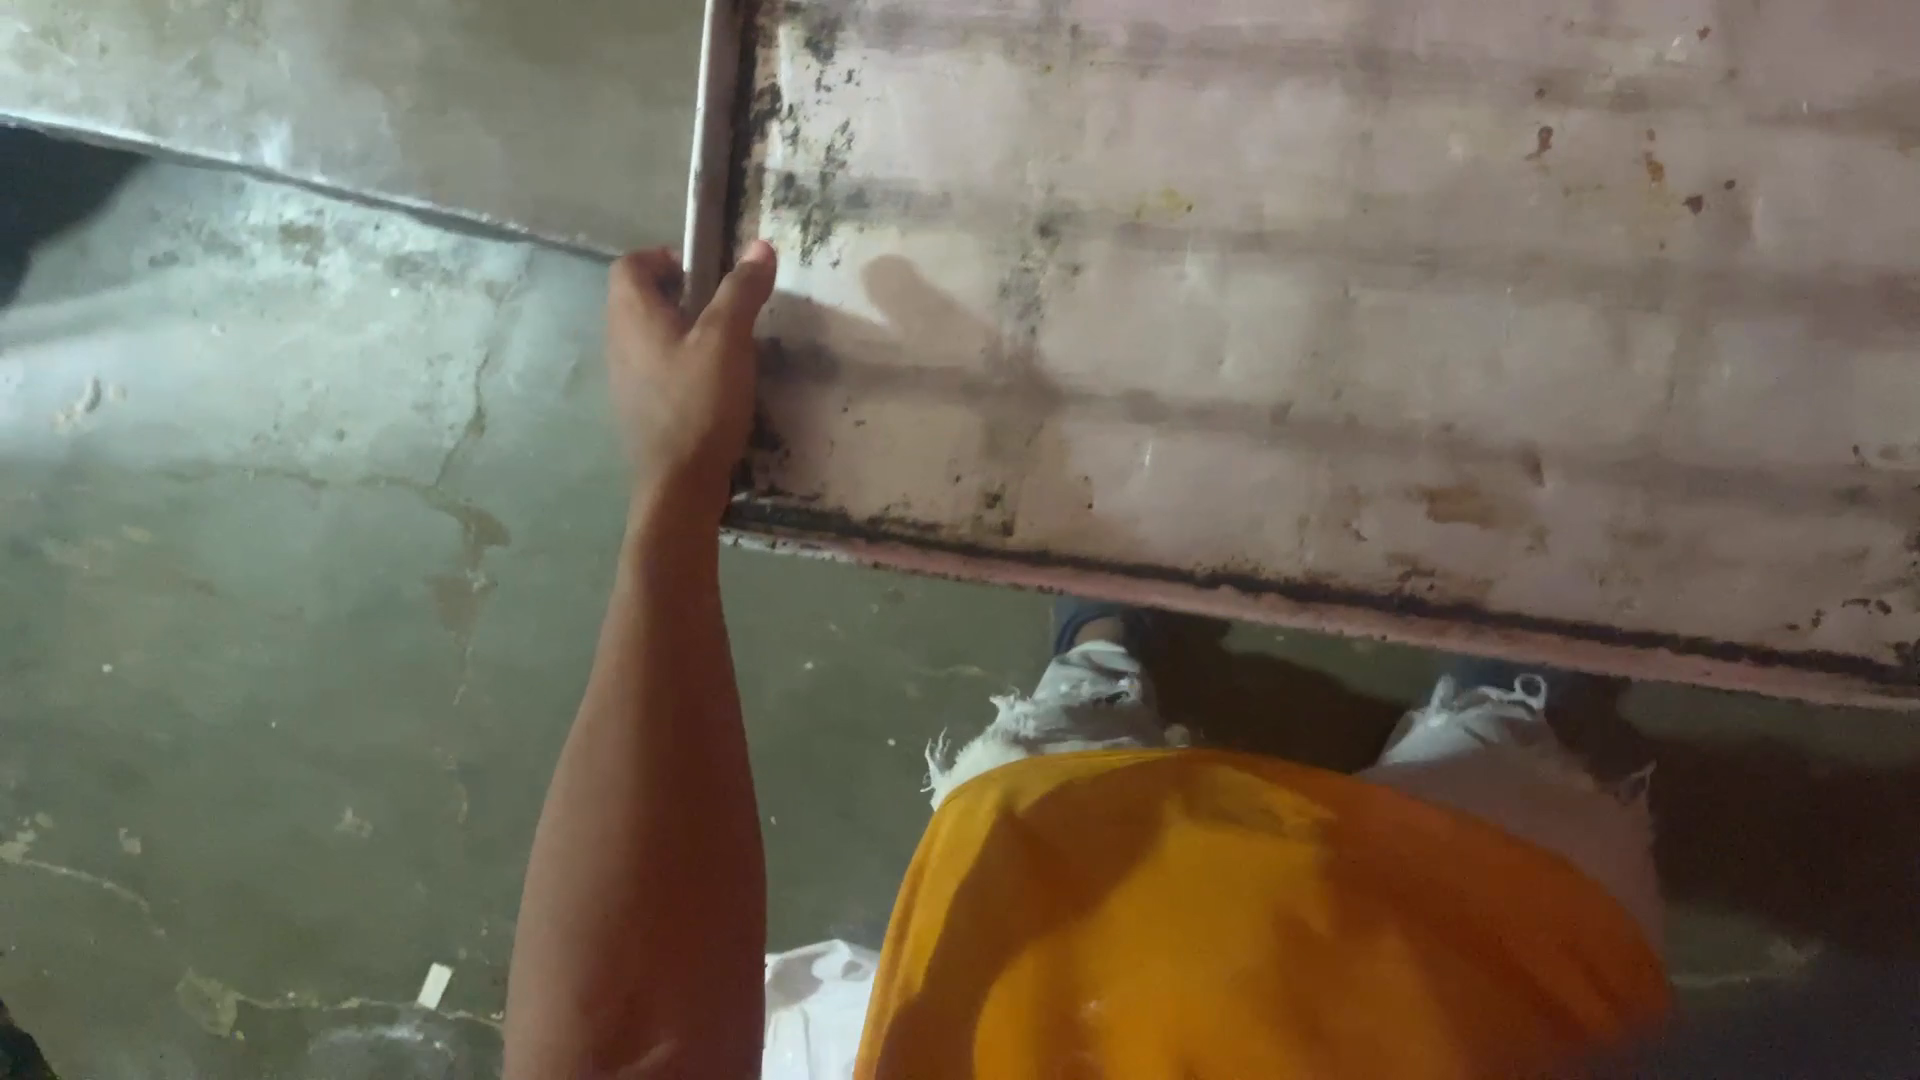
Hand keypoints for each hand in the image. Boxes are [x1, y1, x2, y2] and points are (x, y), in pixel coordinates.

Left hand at [605, 240, 777, 521]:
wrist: (680, 482)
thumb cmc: (700, 403)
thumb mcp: (728, 340)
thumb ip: (742, 291)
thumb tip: (760, 246)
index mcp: (631, 314)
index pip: (631, 264)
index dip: (664, 258)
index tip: (705, 273)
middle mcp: (618, 341)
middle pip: (638, 299)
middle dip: (678, 294)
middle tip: (721, 309)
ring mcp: (625, 379)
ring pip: (648, 337)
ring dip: (680, 331)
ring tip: (722, 347)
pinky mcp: (640, 409)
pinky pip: (656, 370)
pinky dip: (680, 364)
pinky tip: (712, 386)